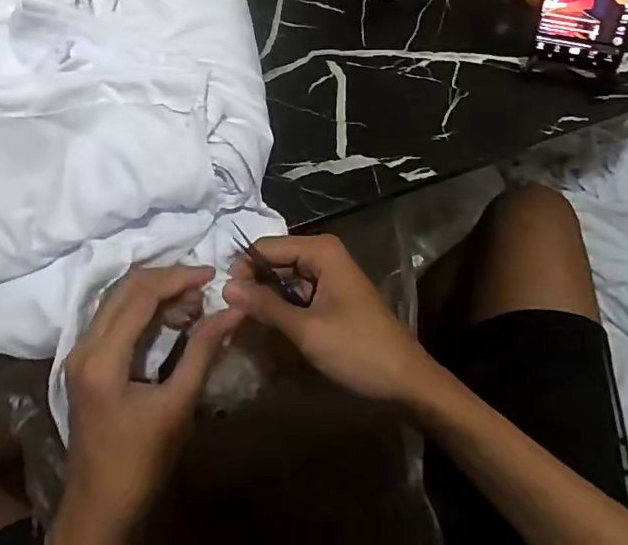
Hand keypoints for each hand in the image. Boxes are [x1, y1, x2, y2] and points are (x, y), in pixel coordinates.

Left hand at [53, 267, 244, 544]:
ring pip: (118, 299)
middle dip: (168, 280)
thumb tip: (233, 310)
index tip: (212, 273)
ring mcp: (79, 354)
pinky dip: (145, 308)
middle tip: (204, 288)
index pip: (140, 296)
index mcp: (101, 359)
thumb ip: (203, 350)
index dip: (178, 278)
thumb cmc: (140, 462)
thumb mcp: (178, 405)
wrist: (100, 509)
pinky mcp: (85, 362)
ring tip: (194, 304)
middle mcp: (83, 347)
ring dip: (156, 292)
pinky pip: (115, 317)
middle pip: (125, 288)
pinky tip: (173, 319)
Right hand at [222, 234, 438, 402]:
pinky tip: (266, 330)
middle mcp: (324, 254)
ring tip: (242, 327)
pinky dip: (281, 310)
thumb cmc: (358, 350)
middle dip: (252, 285)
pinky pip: (296, 295)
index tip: (222, 301)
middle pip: (274, 261)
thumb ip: (266, 306)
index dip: (243, 270)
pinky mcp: (330, 297)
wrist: (404, 379)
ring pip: (283, 280)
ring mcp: (328, 276)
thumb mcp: (307, 330)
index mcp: (321, 250)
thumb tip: (226, 286)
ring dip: (265, 300)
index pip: (266, 247)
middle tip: (229, 318)